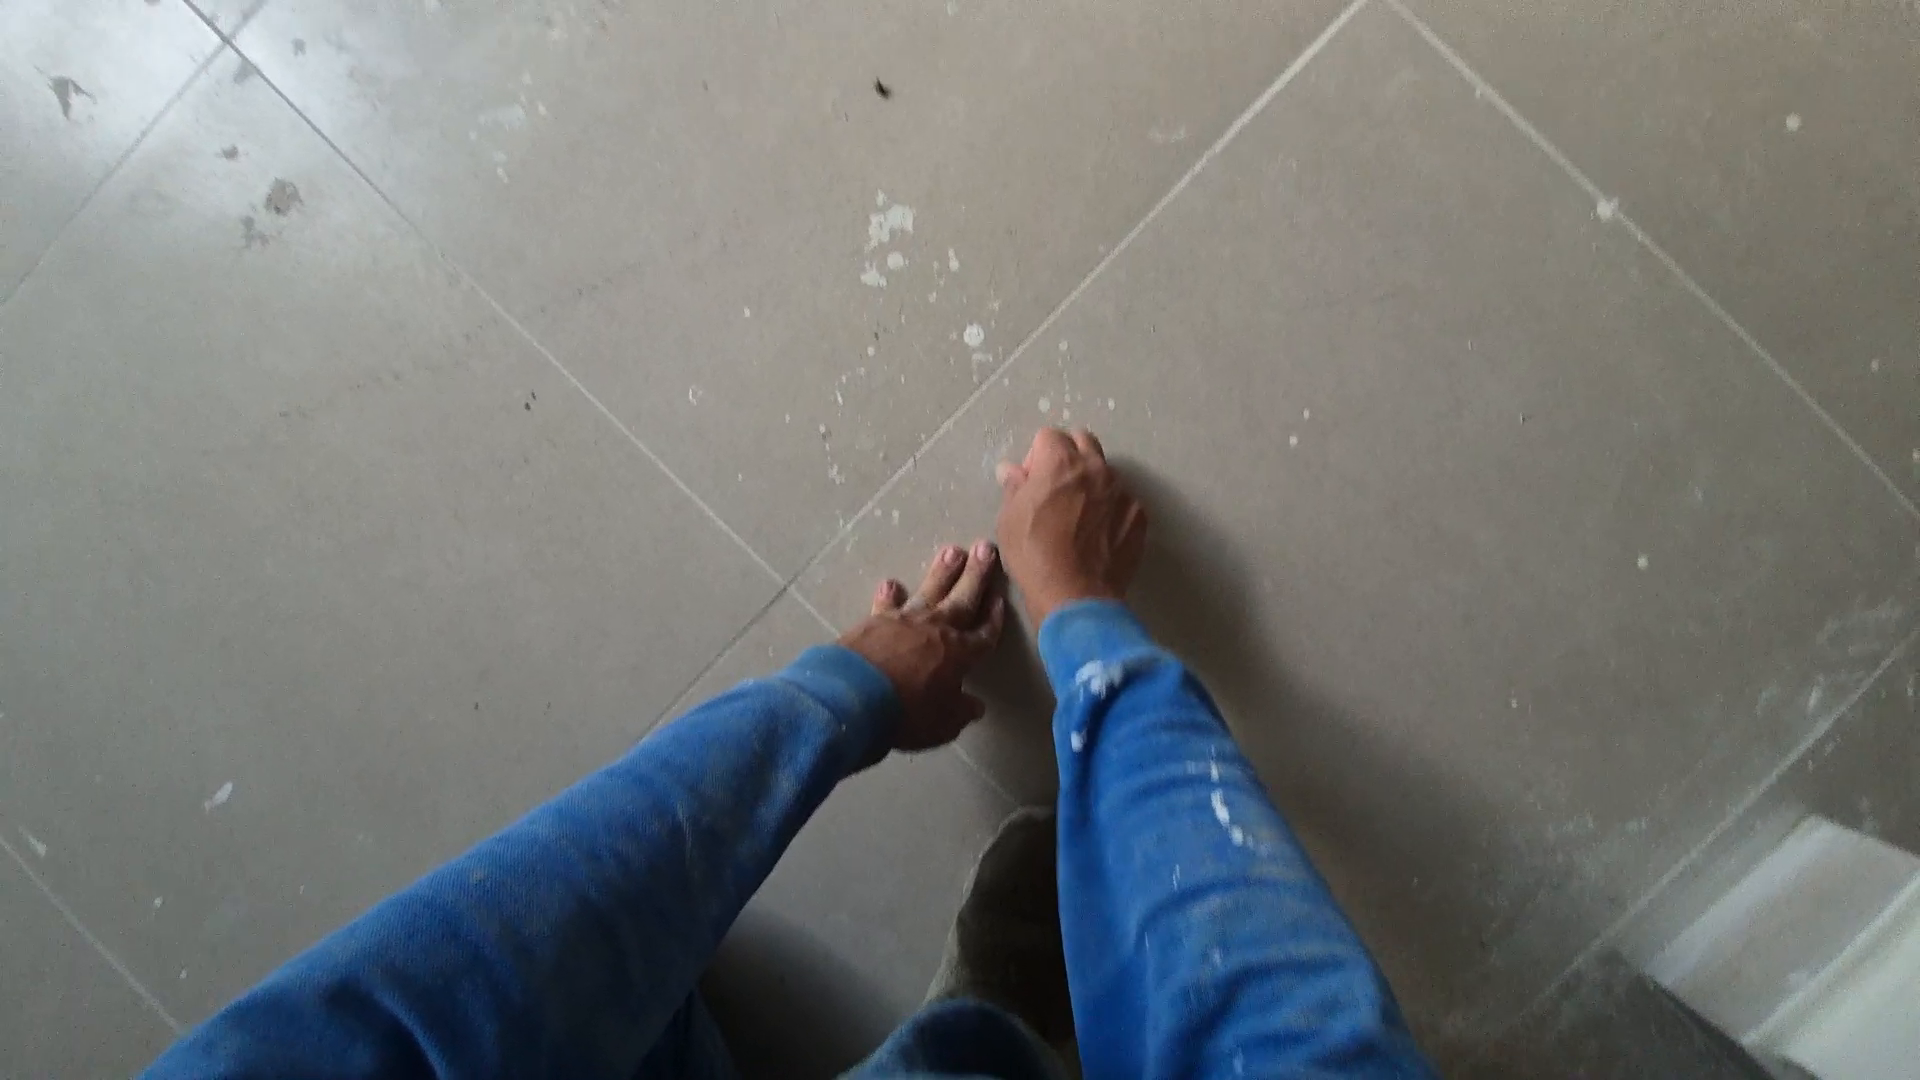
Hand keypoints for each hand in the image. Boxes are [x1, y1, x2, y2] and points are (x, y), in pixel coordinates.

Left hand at [838, 540, 1006, 756]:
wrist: (855, 696)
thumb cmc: (907, 714)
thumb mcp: (942, 724)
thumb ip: (960, 712)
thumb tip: (976, 706)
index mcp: (960, 654)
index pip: (985, 634)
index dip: (994, 619)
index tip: (1000, 600)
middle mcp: (937, 629)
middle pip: (963, 598)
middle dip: (977, 575)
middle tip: (986, 547)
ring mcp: (905, 620)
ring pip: (929, 590)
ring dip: (942, 571)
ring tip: (952, 551)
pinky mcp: (876, 620)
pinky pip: (888, 603)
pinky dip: (890, 594)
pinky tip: (890, 584)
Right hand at [994, 428, 1147, 625]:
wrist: (1075, 596)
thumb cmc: (1033, 555)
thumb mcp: (1009, 519)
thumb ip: (1014, 486)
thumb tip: (1012, 469)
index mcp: (1061, 462)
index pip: (1048, 436)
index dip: (1036, 457)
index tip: (1030, 483)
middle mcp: (1097, 468)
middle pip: (1083, 441)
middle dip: (1068, 456)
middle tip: (1055, 488)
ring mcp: (1122, 491)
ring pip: (1105, 471)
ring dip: (1090, 481)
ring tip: (1078, 515)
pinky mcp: (1138, 516)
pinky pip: (1122, 500)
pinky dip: (1109, 508)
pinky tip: (1096, 535)